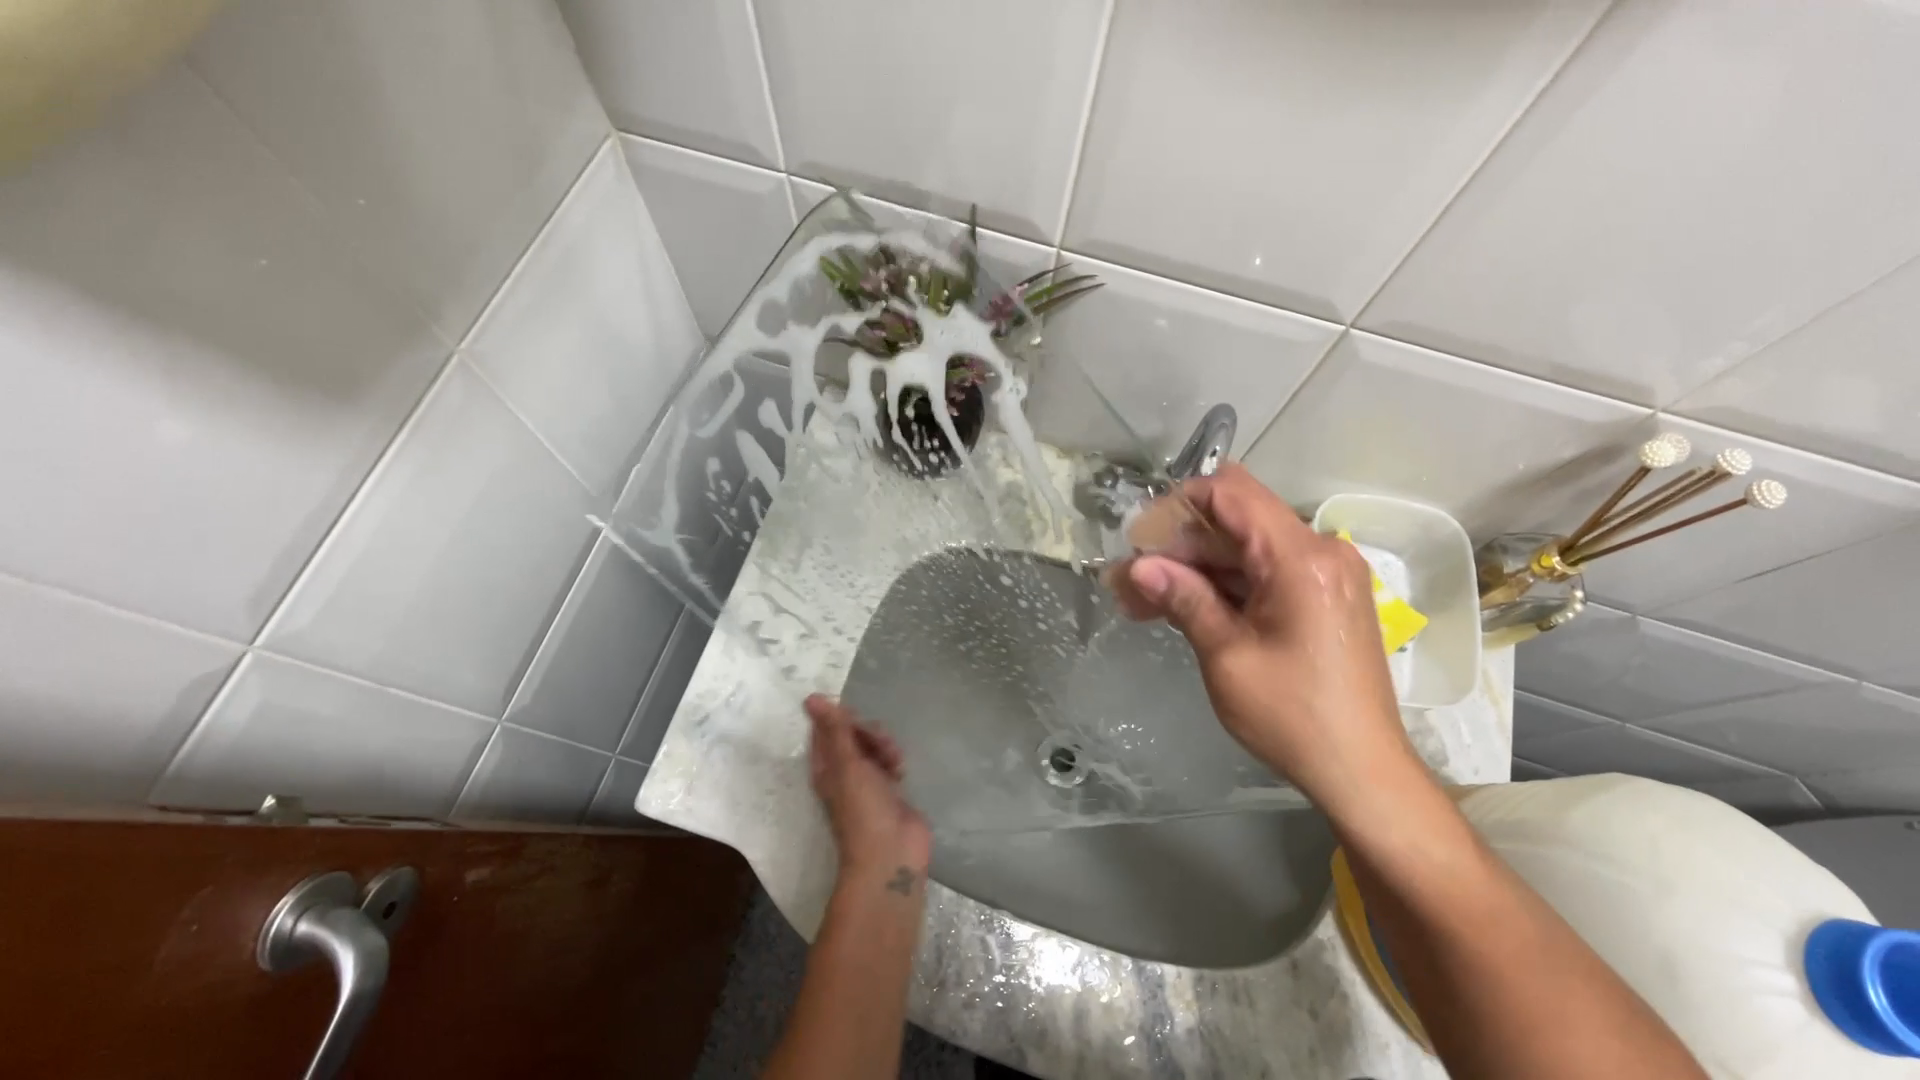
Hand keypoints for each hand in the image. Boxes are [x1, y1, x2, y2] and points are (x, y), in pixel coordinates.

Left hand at [805, 694, 931, 883]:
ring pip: (873, 746)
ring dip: (884, 746)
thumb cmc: (863, 809)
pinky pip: (888, 762)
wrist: (891, 854)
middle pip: (852, 735)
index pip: (826, 729)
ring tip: (894, 762)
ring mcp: (867, 781)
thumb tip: (810, 696)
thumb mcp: (847, 764)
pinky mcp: (889, 790)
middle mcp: (842, 772)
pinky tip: (901, 772)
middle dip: (868, 732)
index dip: (840, 717)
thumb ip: (834, 729)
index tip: (855, 719)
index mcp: (825, 766)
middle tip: (879, 743)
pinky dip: (894, 761)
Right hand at [1107, 466, 1417, 815]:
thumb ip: (1184, 599)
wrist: (1362, 770)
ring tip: (1142, 603)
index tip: (1139, 539)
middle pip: (1236, 523)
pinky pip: (1266, 574)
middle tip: (1127, 584)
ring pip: (1246, 551)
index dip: (1179, 504)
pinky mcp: (1324, 599)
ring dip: (1196, 570)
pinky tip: (1182, 610)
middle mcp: (1321, 552)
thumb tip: (1138, 565)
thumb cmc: (1292, 715)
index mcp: (1300, 557)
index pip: (1232, 492)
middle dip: (1178, 547)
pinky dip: (1225, 587)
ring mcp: (1327, 575)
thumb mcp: (1227, 655)